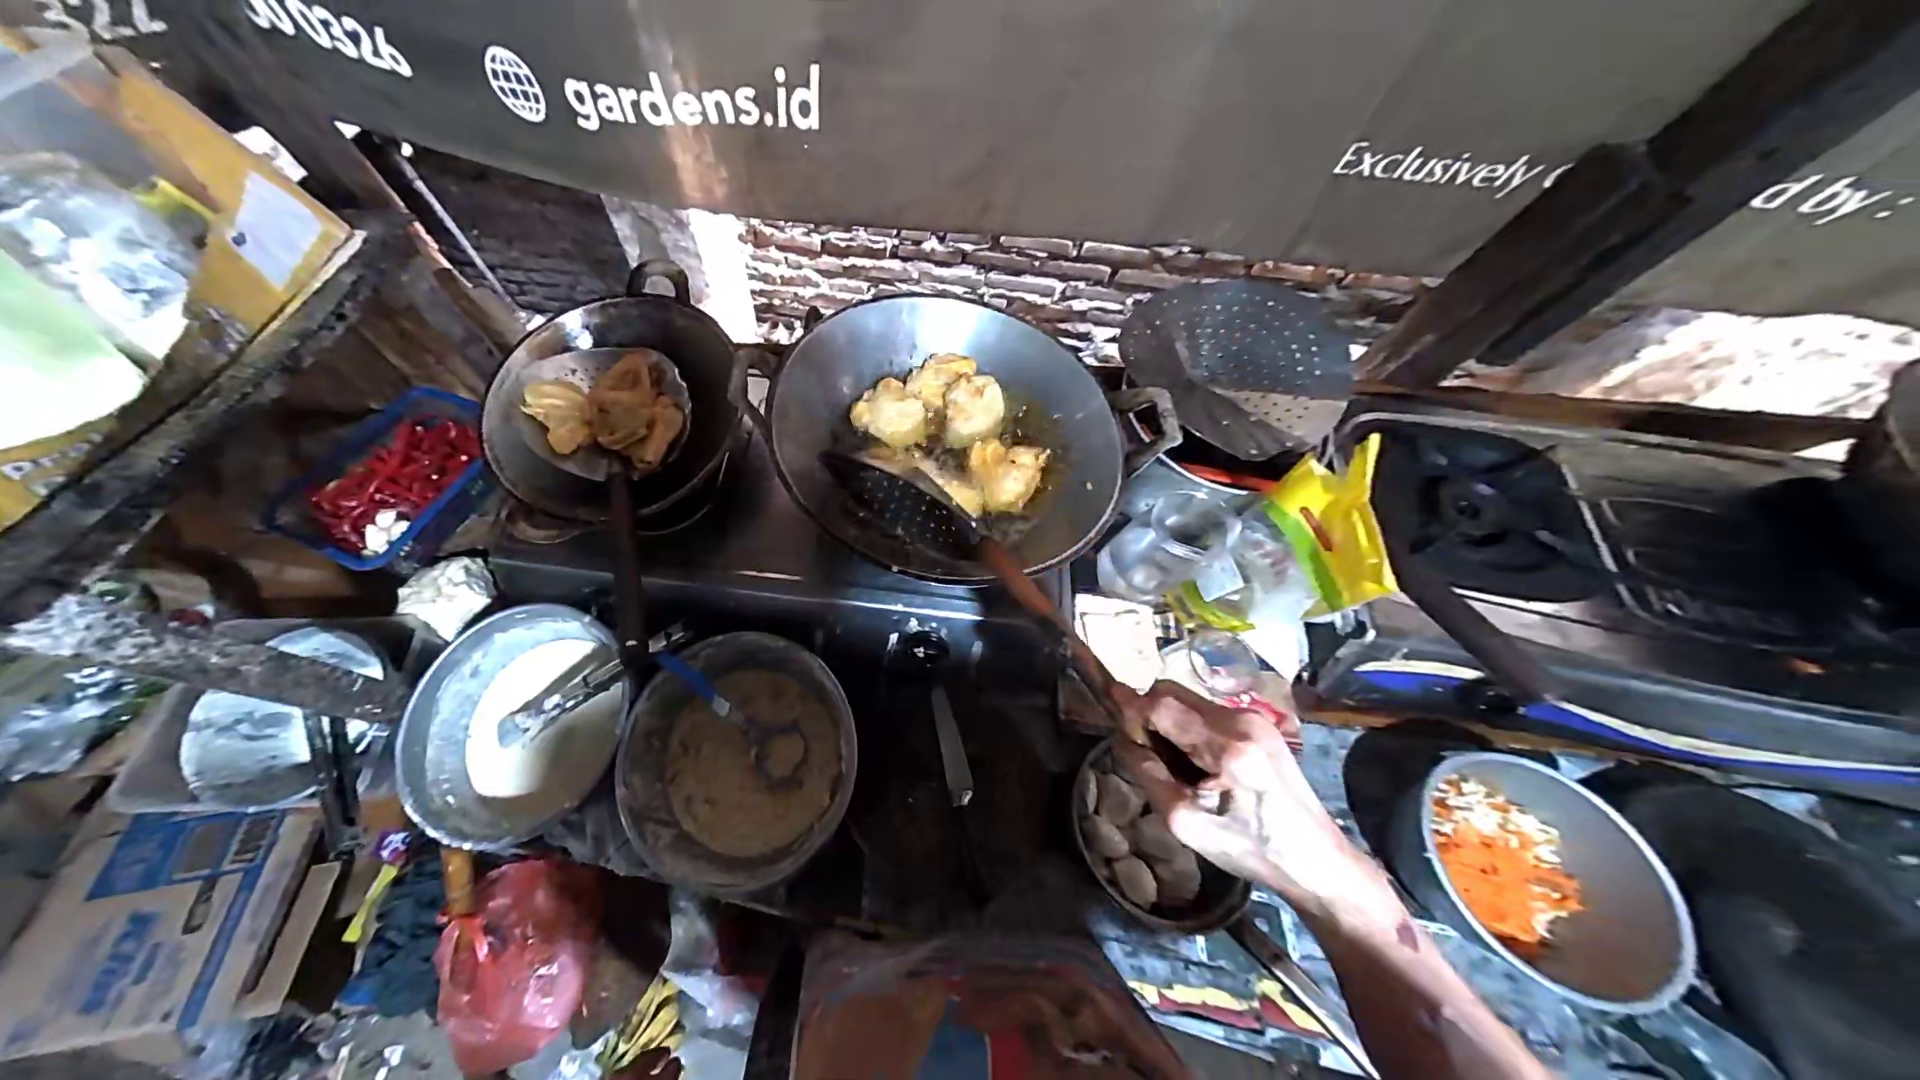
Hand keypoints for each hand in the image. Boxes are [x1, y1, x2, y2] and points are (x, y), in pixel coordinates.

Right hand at [1111, 682, 1400, 925]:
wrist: (1317, 859)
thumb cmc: (1250, 849)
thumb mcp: (1186, 824)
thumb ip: (1149, 775)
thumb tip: (1123, 739)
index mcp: (1226, 747)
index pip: (1161, 705)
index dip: (1129, 706)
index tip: (1106, 706)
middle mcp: (1240, 720)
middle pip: (1172, 691)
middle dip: (1146, 711)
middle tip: (1141, 748)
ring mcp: (1253, 717)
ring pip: (1187, 698)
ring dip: (1166, 717)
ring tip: (1171, 760)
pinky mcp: (1259, 723)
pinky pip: (1205, 710)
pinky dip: (1187, 723)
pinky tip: (1195, 758)